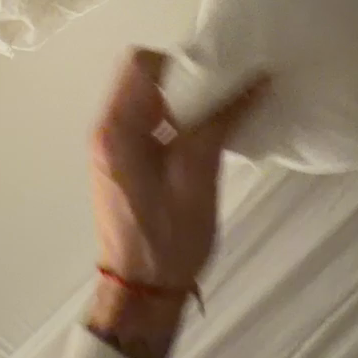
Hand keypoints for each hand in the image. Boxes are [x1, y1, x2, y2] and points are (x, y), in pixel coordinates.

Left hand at [91, 49, 269, 290]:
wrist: (142, 293)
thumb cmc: (169, 238)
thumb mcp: (198, 176)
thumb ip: (219, 122)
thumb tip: (254, 80)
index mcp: (114, 128)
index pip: (139, 64)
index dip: (179, 64)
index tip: (214, 82)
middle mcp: (103, 129)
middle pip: (139, 77)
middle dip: (182, 80)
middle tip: (219, 98)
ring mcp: (109, 146)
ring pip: (143, 98)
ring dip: (179, 101)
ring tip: (216, 118)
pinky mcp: (120, 161)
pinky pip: (144, 121)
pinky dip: (172, 120)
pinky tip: (200, 139)